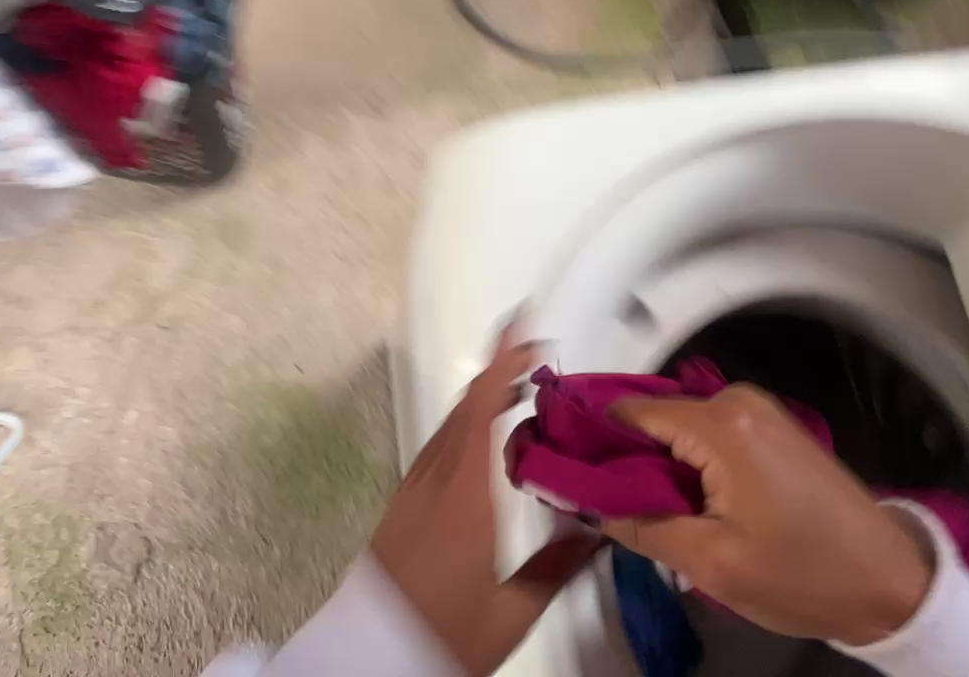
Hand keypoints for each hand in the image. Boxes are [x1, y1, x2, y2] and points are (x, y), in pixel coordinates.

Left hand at [371, 327, 602, 675]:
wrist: (369, 650)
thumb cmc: (443, 628)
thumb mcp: (511, 610)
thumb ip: (557, 566)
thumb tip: (598, 531)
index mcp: (466, 490)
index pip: (483, 405)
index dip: (503, 358)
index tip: (524, 324)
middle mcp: (437, 473)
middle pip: (468, 402)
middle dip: (501, 369)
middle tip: (538, 357)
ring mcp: (416, 482)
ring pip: (453, 420)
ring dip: (485, 395)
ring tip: (522, 391)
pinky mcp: (405, 496)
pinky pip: (442, 441)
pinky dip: (469, 422)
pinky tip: (488, 440)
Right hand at [602, 385, 933, 645]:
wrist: (894, 584)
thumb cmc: (805, 574)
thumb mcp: (713, 563)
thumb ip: (642, 528)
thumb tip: (591, 508)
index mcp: (721, 425)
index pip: (630, 413)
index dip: (594, 439)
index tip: (570, 467)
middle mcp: (736, 400)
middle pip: (654, 414)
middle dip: (626, 453)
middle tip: (608, 496)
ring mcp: (757, 408)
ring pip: (679, 422)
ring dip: (659, 458)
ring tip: (649, 503)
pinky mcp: (770, 423)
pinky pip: (707, 427)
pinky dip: (688, 454)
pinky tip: (686, 493)